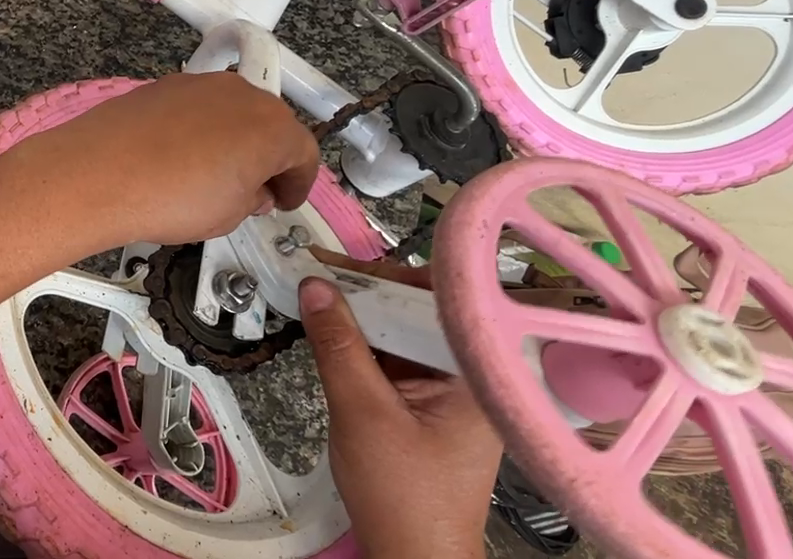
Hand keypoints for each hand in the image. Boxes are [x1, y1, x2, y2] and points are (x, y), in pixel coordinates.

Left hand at [0, 71, 321, 248]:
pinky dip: (195, 128)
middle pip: (267, 124)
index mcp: (272, 126)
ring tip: (212, 176)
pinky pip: (192, 107)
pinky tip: (179, 157)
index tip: (284, 199)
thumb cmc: (168, 196)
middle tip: (255, 189)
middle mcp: (238, 94)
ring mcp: (195, 84)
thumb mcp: (229, 214)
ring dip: (230, 138)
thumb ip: (252, 198)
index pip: (302, 153)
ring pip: (228, 111)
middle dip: (266, 156)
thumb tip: (252, 191)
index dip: (296, 183)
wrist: (97, 174)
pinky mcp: (159, 86)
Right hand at [298, 265, 501, 558]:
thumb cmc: (402, 493)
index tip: (338, 262)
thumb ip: (338, 344)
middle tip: (316, 272)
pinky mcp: (423, 402)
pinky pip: (391, 355)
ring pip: (400, 331)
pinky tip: (327, 327)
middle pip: (419, 313)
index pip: (440, 304)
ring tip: (314, 292)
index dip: (390, 276)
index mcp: (479, 378)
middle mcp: (471, 378)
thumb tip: (314, 284)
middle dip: (366, 290)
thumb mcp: (362, 411)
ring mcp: (447, 391)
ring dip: (358, 313)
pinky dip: (358, 339)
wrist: (410, 556)